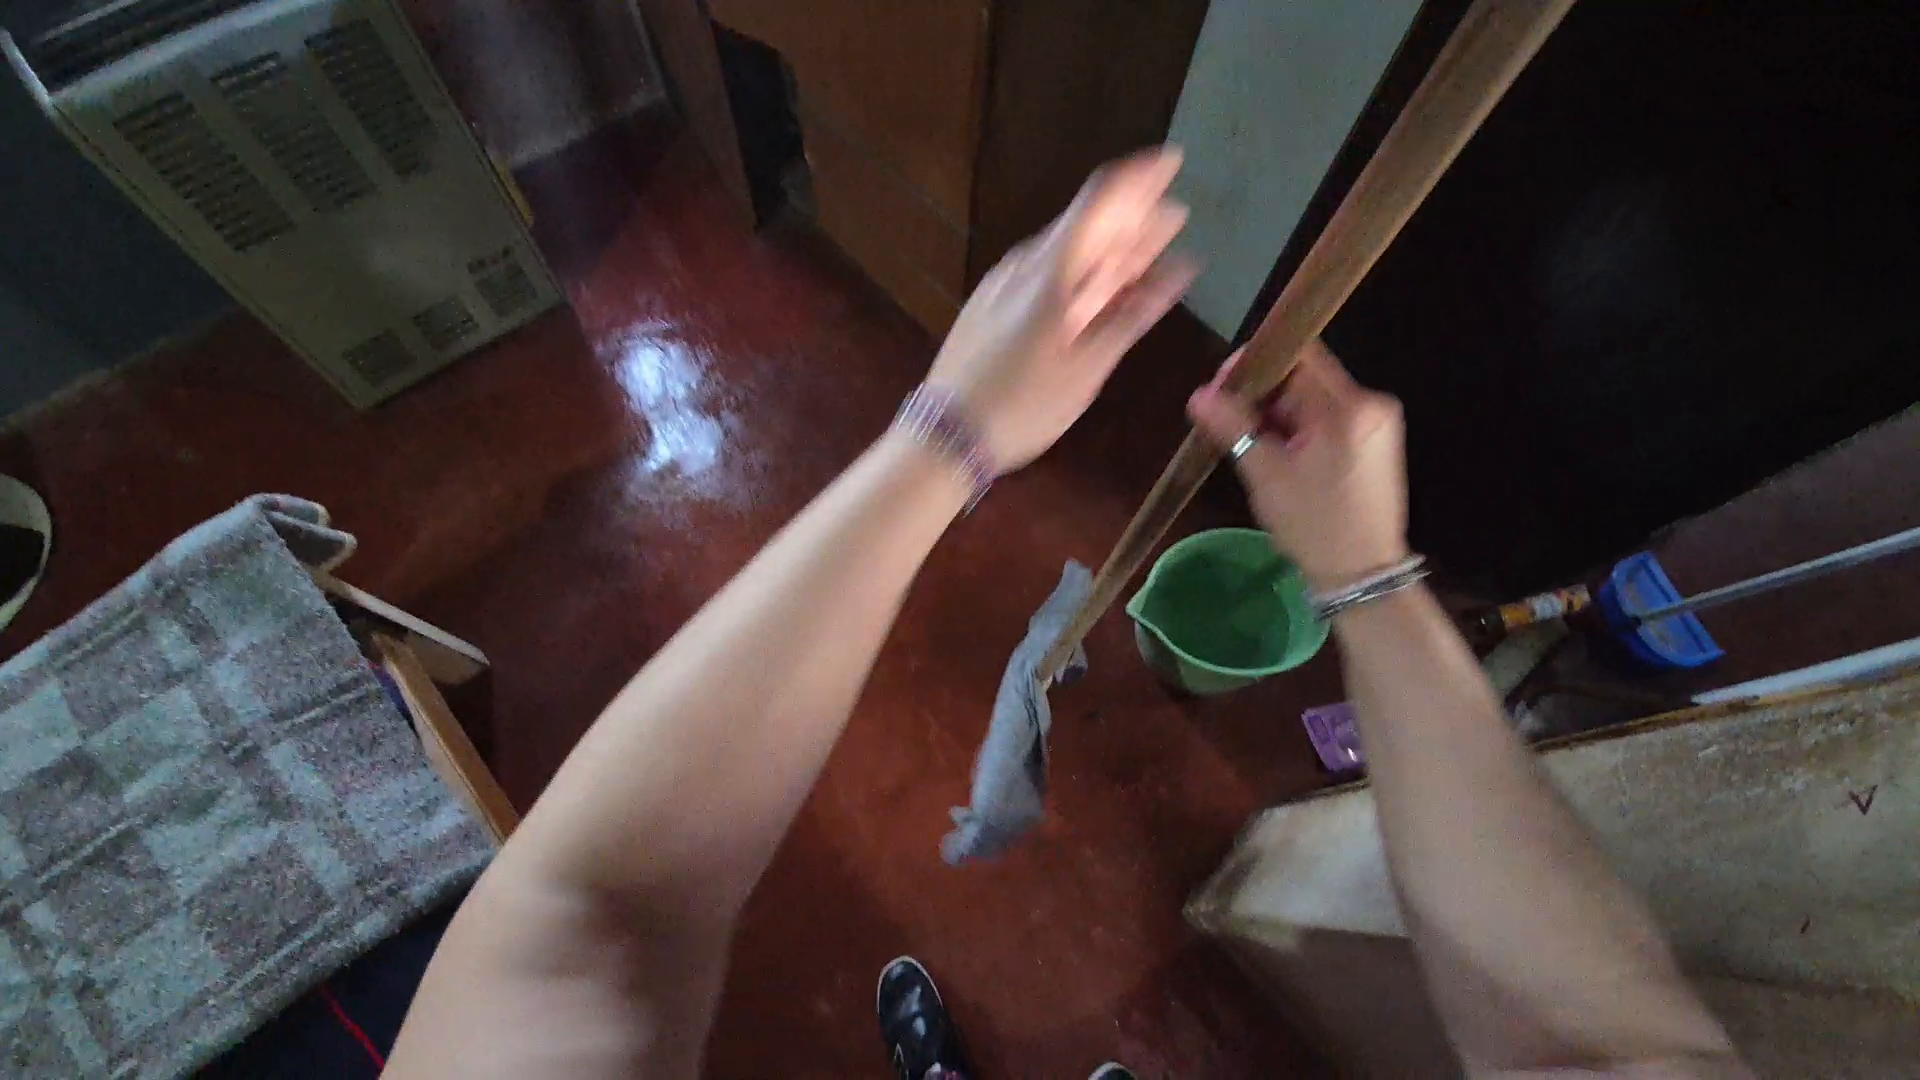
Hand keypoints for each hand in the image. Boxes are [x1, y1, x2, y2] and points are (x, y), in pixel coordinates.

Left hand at [926, 147, 1197, 469]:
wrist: (944, 434)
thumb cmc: (1024, 406)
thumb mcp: (1087, 368)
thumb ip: (1132, 315)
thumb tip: (1180, 268)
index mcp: (1051, 272)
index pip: (1101, 200)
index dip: (1139, 179)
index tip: (1172, 163)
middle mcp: (1024, 266)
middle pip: (1084, 226)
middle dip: (1132, 220)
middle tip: (1173, 217)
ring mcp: (1000, 285)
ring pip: (1062, 252)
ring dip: (1105, 248)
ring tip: (1142, 253)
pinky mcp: (986, 306)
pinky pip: (1040, 275)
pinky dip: (1075, 273)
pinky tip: (1089, 288)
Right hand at [1187, 340, 1409, 592]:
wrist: (1363, 574)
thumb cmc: (1313, 525)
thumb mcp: (1266, 475)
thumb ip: (1233, 427)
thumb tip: (1198, 394)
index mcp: (1348, 408)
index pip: (1298, 356)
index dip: (1256, 364)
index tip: (1221, 388)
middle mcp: (1370, 404)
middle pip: (1306, 376)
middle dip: (1263, 394)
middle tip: (1226, 420)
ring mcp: (1377, 423)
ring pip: (1314, 398)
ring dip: (1278, 412)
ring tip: (1249, 442)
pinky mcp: (1375, 442)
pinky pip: (1327, 418)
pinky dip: (1298, 427)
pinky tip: (1277, 452)